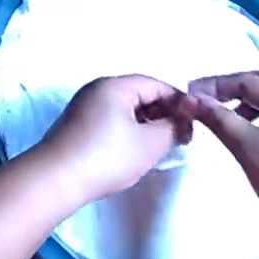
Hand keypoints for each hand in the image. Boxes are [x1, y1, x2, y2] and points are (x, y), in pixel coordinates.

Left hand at [39, 74, 184, 202]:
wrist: (60, 174)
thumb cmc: (108, 154)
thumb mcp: (150, 142)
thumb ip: (172, 126)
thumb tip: (182, 118)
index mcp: (113, 85)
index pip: (154, 84)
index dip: (179, 101)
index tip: (197, 123)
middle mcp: (97, 89)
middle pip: (139, 92)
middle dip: (164, 111)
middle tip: (184, 137)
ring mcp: (86, 105)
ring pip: (126, 106)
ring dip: (149, 121)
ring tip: (167, 144)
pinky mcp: (81, 122)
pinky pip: (114, 117)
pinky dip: (132, 127)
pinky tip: (142, 147)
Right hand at [175, 70, 258, 254]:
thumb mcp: (245, 145)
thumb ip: (215, 116)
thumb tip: (188, 98)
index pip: (248, 81)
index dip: (213, 84)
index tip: (188, 96)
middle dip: (233, 88)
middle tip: (207, 99)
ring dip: (246, 106)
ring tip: (225, 121)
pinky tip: (250, 142)